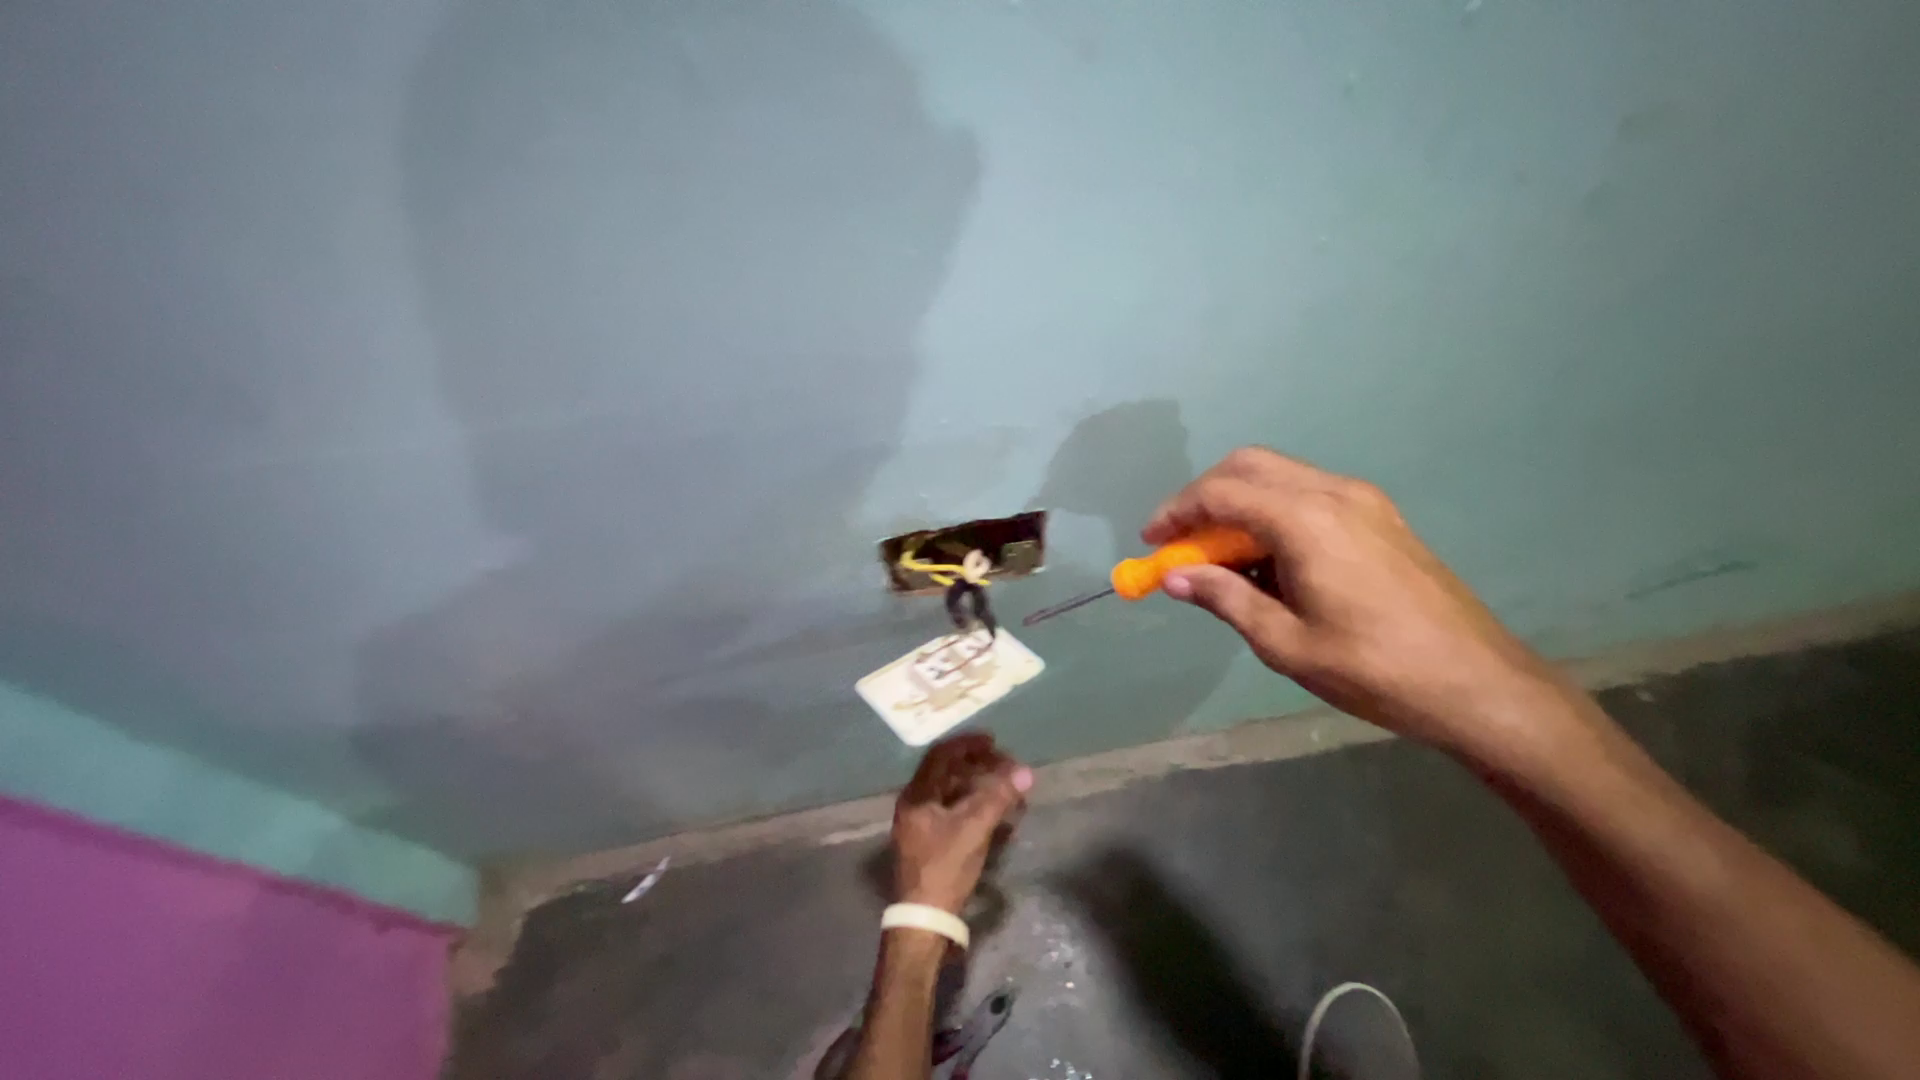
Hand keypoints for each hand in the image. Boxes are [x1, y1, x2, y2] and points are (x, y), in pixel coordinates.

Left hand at [891, 734, 1032, 913]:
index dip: (968, 743)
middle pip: (948, 773)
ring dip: (981, 788)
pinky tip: (999, 816)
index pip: (941, 755)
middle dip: (980, 766)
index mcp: (917, 795)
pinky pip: (955, 813)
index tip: (995, 741)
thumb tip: (1025, 772)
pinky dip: (976, 808)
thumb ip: (998, 797)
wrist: (924, 920)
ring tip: (1008, 790)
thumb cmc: (944, 868)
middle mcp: (915, 804)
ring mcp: (922, 824)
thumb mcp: (973, 830)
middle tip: (1007, 767)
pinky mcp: (931, 842)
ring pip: (954, 794)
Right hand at [1146, 447, 1572, 755]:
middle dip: (1204, 497)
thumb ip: (1225, 598)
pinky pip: (1309, 496)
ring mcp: (1363, 502)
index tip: (1150, 543)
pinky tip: (1269, 562)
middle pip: (1249, 466)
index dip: (1176, 513)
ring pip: (1280, 477)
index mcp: (1306, 521)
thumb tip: (1174, 576)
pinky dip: (1273, 514)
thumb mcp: (1284, 643)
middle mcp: (1334, 493)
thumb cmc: (1373, 669)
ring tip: (1221, 561)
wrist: (1478, 683)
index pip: (1221, 493)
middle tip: (1180, 543)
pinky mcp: (1380, 518)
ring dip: (1239, 505)